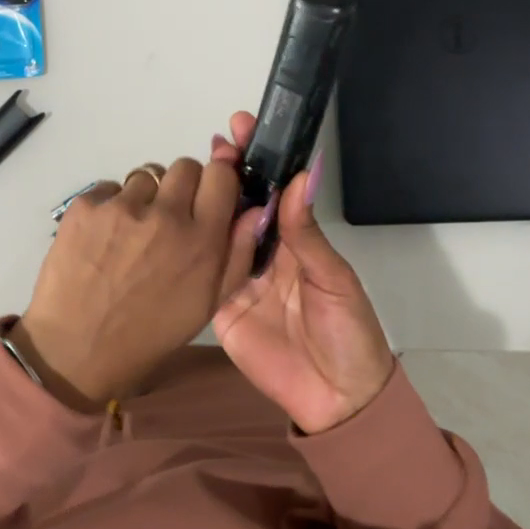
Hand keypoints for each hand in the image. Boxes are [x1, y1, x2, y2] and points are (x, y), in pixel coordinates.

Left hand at [14, 157, 247, 411]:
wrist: (77, 350)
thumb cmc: (150, 334)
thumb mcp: (208, 305)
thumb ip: (238, 253)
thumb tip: (254, 208)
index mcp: (201, 240)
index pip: (222, 174)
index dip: (217, 182)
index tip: (208, 197)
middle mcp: (165, 215)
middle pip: (185, 166)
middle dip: (182, 186)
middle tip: (169, 216)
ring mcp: (122, 207)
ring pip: (145, 177)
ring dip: (145, 197)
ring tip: (131, 233)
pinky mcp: (86, 206)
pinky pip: (109, 188)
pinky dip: (110, 206)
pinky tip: (103, 238)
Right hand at [211, 111, 394, 433]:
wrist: (335, 400)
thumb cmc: (349, 333)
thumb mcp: (334, 279)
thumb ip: (306, 234)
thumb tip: (297, 177)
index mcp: (295, 242)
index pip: (272, 193)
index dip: (260, 161)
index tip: (245, 128)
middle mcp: (263, 252)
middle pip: (240, 205)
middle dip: (229, 172)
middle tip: (218, 143)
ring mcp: (237, 277)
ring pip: (217, 232)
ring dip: (209, 200)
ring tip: (199, 168)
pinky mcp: (218, 305)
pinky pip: (203, 272)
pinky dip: (193, 246)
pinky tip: (180, 218)